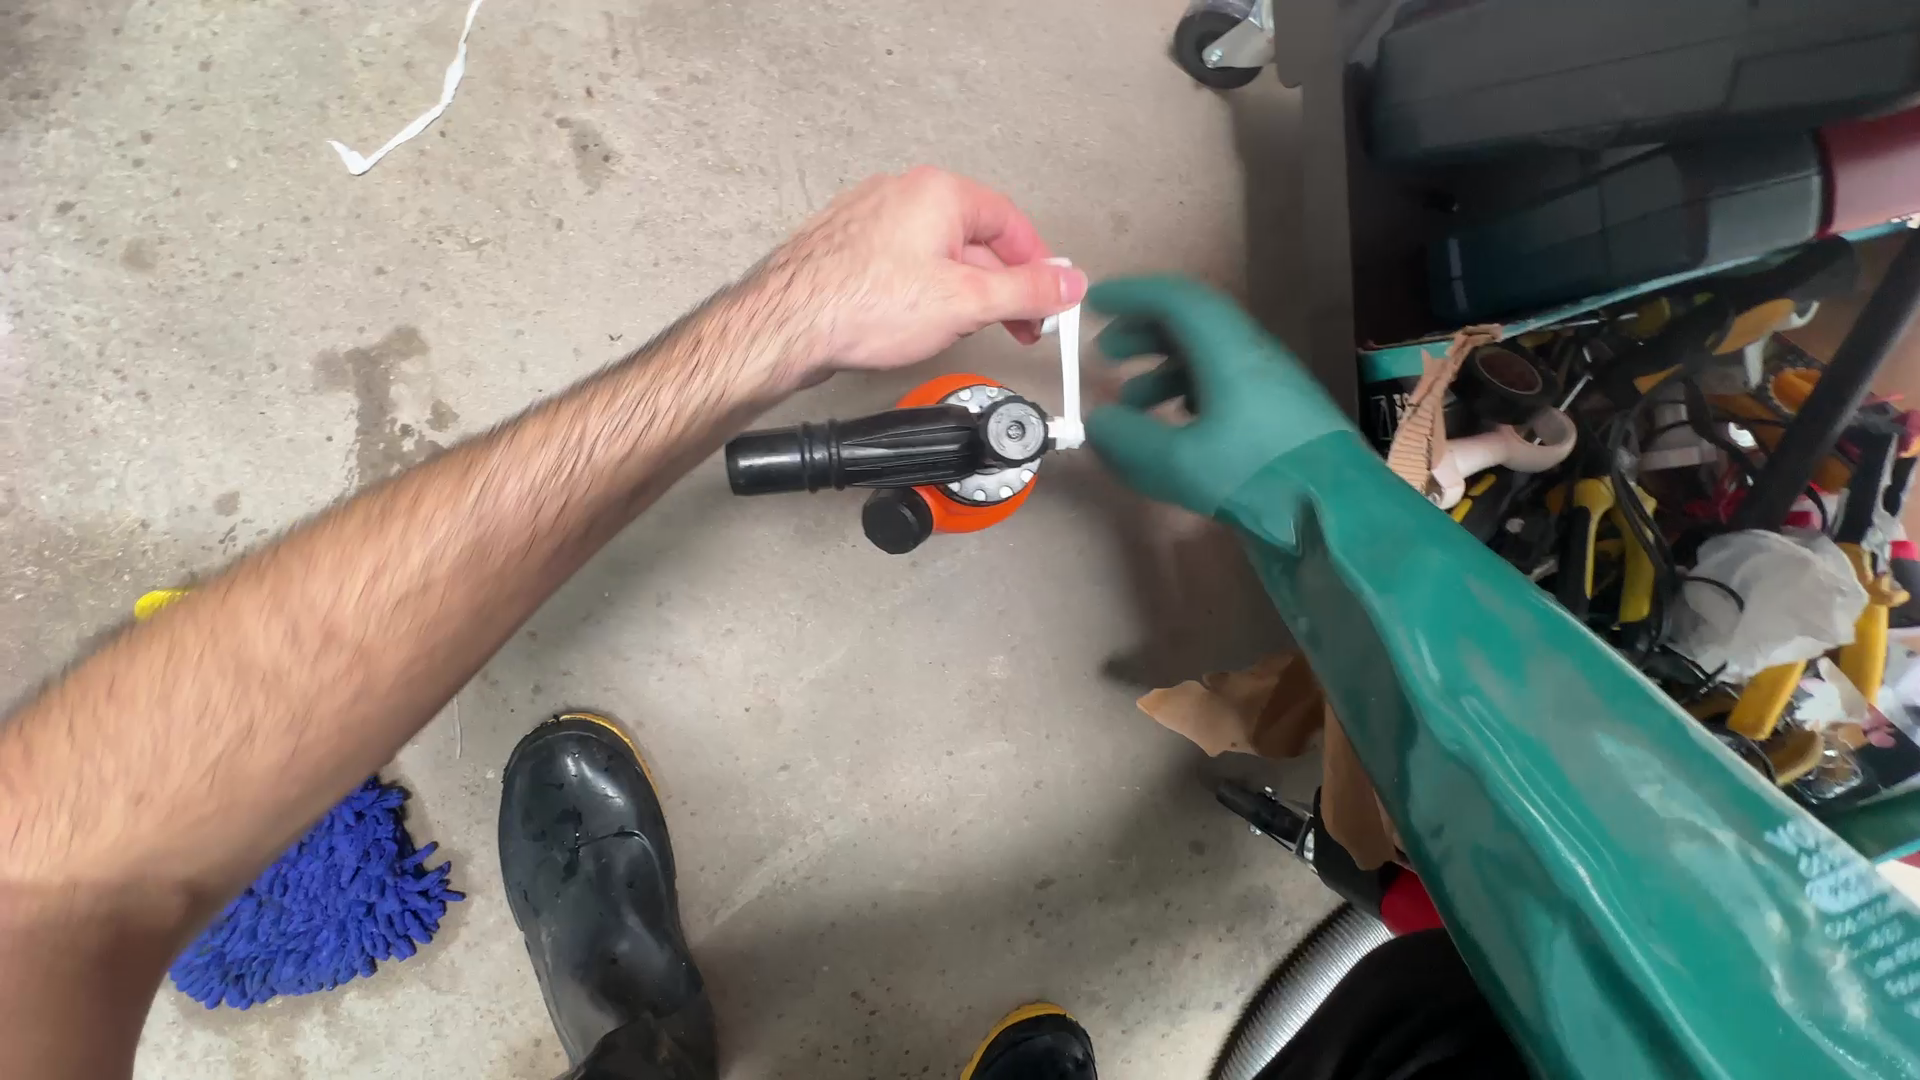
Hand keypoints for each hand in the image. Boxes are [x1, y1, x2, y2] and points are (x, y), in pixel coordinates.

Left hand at [749, 166, 1086, 390]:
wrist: (788, 325)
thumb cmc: (862, 304)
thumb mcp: (966, 302)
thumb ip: (1025, 292)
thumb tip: (1068, 284)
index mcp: (940, 193)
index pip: (1011, 224)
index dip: (1037, 265)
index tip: (1050, 296)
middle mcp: (904, 194)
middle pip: (976, 240)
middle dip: (1001, 287)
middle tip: (1020, 325)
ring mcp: (873, 219)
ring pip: (940, 256)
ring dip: (963, 294)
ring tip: (965, 329)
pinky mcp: (851, 248)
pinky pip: (906, 267)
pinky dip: (926, 294)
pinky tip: (921, 323)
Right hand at [1084, 276, 1354, 516]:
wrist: (1336, 514)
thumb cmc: (1254, 477)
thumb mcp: (1176, 462)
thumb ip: (1126, 439)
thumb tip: (1097, 420)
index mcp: (1228, 352)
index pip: (1176, 301)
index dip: (1131, 296)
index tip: (1094, 304)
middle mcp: (1251, 357)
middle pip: (1191, 325)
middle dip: (1142, 333)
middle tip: (1106, 355)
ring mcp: (1269, 386)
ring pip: (1206, 357)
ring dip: (1161, 369)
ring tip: (1130, 400)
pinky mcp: (1277, 416)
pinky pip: (1222, 384)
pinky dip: (1186, 391)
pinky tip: (1174, 422)